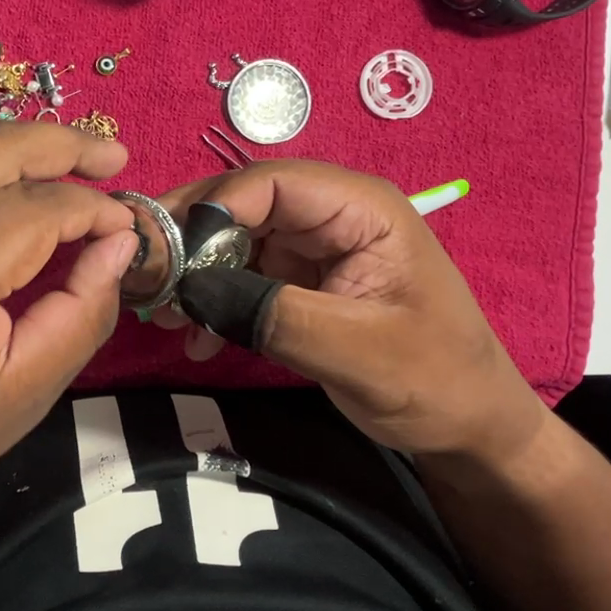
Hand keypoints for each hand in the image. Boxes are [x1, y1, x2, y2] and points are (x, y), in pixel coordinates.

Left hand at [0, 119, 138, 530]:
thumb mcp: (24, 393)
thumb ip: (84, 310)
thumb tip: (119, 239)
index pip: (43, 208)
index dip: (96, 209)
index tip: (124, 223)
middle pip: (1, 147)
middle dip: (68, 146)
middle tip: (112, 156)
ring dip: (14, 138)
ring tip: (59, 153)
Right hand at [157, 161, 547, 461]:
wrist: (468, 428)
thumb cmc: (435, 380)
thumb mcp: (358, 351)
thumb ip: (275, 313)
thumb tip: (191, 288)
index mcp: (359, 207)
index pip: (270, 182)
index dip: (212, 207)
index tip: (165, 251)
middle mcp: (329, 213)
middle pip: (241, 204)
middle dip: (190, 238)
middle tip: (142, 274)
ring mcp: (310, 245)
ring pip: (232, 238)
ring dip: (193, 273)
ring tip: (160, 313)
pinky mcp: (297, 278)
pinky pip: (239, 274)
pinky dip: (210, 299)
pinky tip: (192, 335)